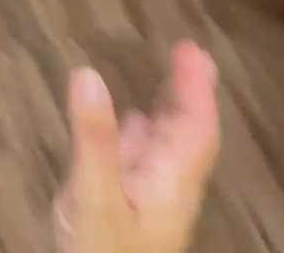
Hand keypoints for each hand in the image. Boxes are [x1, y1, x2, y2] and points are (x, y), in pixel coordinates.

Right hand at [57, 42, 220, 252]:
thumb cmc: (104, 251)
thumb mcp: (95, 195)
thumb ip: (94, 136)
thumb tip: (87, 73)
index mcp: (170, 182)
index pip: (193, 128)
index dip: (196, 89)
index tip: (193, 50)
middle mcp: (166, 186)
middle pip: (186, 135)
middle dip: (189, 94)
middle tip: (187, 53)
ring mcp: (147, 197)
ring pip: (165, 146)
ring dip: (167, 110)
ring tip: (164, 80)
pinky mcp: (125, 204)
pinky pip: (140, 156)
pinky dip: (137, 129)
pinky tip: (126, 122)